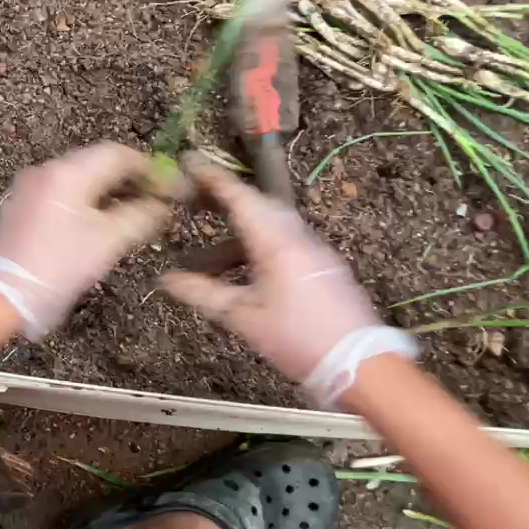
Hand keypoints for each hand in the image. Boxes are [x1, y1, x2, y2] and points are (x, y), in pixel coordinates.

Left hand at [0, 142, 169, 338]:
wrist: (2, 292)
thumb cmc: (57, 266)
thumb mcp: (109, 241)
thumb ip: (140, 215)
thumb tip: (160, 204)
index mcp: (66, 173)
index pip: (115, 153)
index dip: (146, 166)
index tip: (166, 186)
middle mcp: (43, 171)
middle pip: (93, 162)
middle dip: (125, 179)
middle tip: (152, 200)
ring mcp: (26, 187)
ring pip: (75, 178)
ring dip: (104, 190)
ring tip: (129, 212)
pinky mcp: (18, 204)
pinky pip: (58, 192)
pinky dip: (81, 199)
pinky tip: (96, 221)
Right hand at [159, 154, 407, 404]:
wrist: (363, 366)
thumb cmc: (299, 338)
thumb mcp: (241, 317)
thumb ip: (202, 293)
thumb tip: (165, 279)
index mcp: (278, 245)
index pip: (242, 200)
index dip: (214, 180)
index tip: (190, 163)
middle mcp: (299, 241)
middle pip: (259, 207)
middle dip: (225, 199)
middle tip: (194, 198)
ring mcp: (315, 254)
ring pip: (271, 227)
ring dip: (237, 231)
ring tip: (208, 254)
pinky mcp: (322, 270)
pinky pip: (283, 244)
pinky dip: (254, 247)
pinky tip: (239, 270)